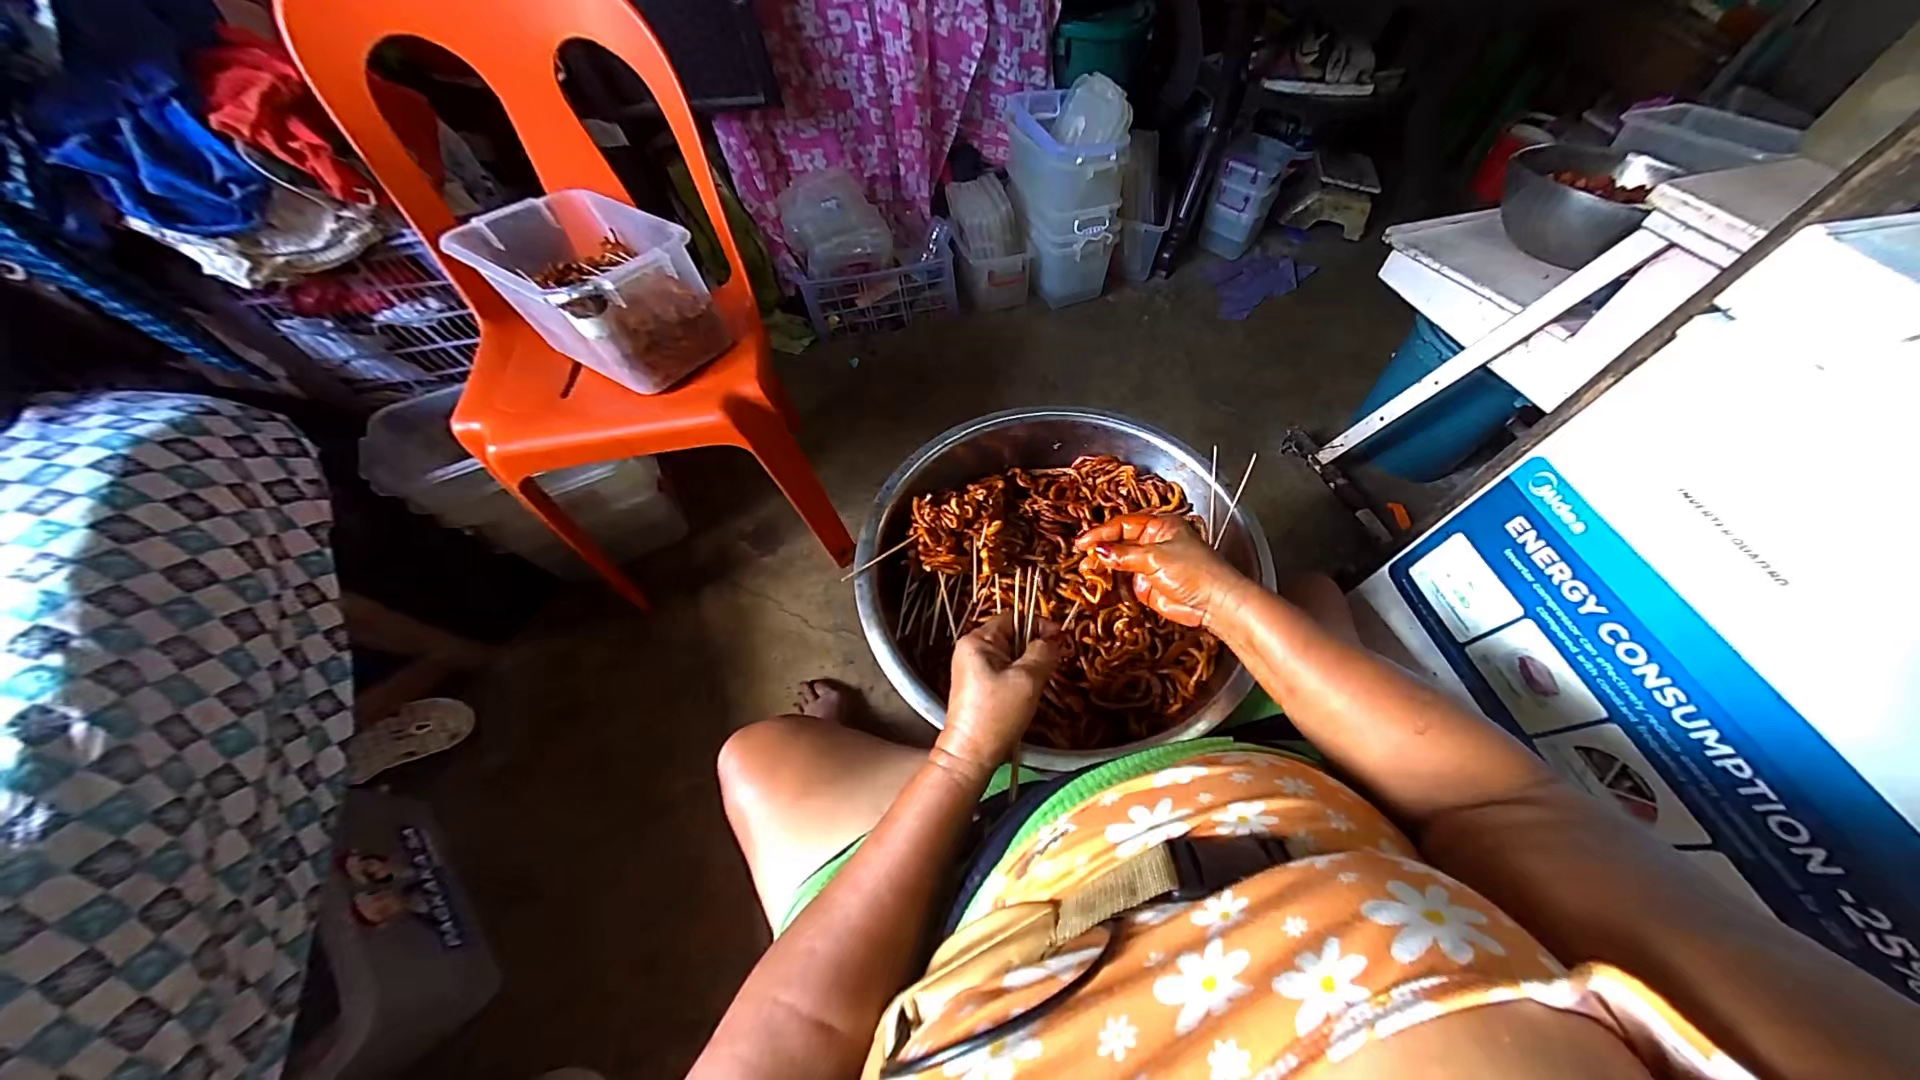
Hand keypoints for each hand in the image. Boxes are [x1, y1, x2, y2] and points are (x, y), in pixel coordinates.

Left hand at [935, 612, 1060, 782]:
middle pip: (1013, 635)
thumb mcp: (1027, 680)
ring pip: (1012, 654)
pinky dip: (1022, 676)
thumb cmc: (995, 716)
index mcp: (977, 641)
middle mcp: (971, 649)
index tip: (1061, 637)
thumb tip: (1055, 637)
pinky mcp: (979, 685)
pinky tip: (1033, 690)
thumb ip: (1043, 652)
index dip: (1039, 623)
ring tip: (1047, 677)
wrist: (970, 754)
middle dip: (1037, 645)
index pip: (1013, 617)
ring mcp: (974, 668)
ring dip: (1032, 662)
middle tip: (1058, 658)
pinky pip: (1006, 670)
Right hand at [1074, 513, 1245, 628]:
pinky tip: (1099, 584)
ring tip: (1088, 571)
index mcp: (1159, 526)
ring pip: (1119, 562)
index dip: (1102, 532)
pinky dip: (1111, 583)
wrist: (1214, 604)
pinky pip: (1123, 582)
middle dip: (1100, 549)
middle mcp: (1153, 543)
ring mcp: (1149, 564)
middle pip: (1119, 542)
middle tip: (1083, 558)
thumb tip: (1099, 551)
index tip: (1084, 542)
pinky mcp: (1147, 586)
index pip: (1123, 524)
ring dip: (1103, 567)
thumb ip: (1124, 554)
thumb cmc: (1195, 571)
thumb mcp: (1156, 557)